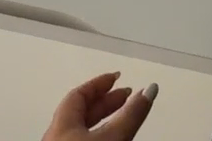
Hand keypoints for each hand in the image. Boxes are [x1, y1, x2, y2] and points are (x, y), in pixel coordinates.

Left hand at [42, 72, 156, 140]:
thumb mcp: (113, 138)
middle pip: (79, 114)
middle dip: (105, 103)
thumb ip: (133, 114)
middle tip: (127, 95)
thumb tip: (151, 89)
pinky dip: (98, 139)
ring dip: (104, 123)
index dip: (99, 84)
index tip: (118, 77)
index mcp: (60, 128)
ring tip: (125, 119)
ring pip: (80, 134)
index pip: (77, 96)